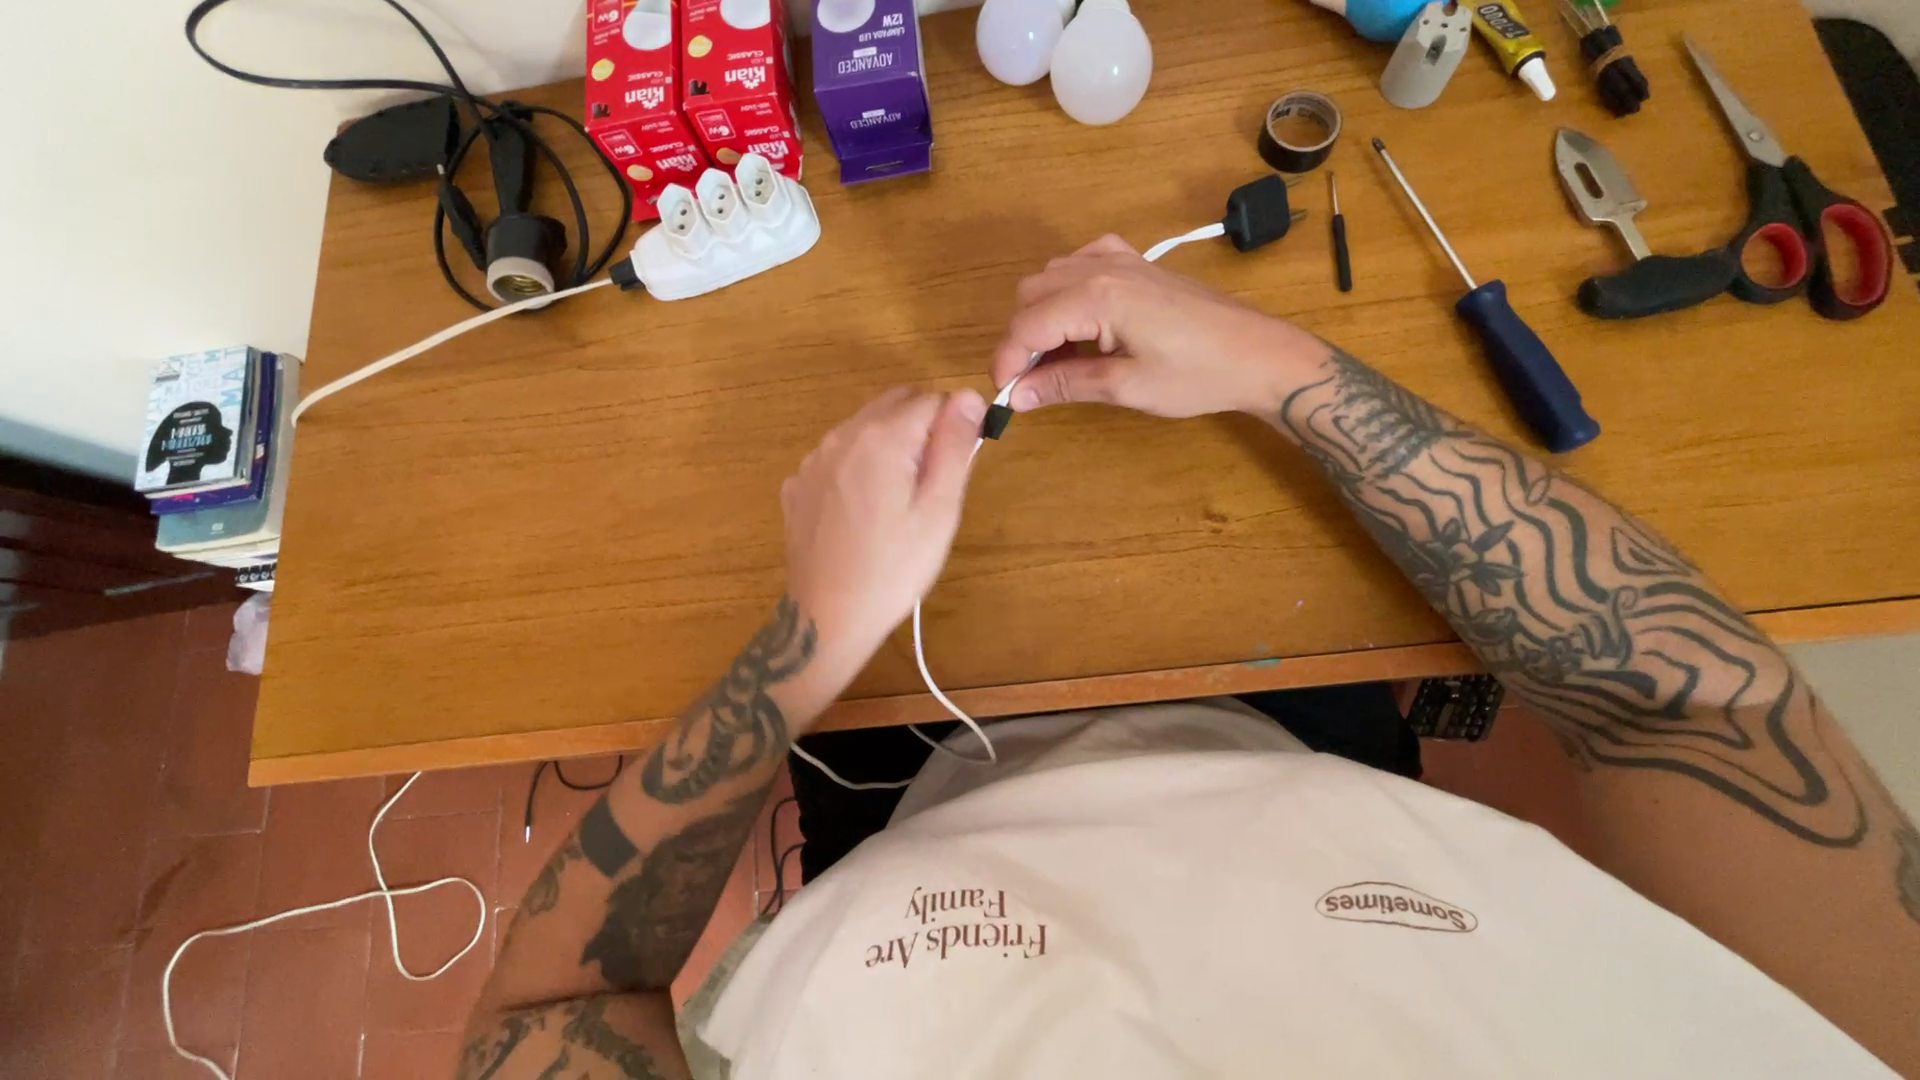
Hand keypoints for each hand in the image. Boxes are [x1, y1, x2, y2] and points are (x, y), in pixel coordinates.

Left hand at [781, 387, 986, 686]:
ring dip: (888, 446)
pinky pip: (838, 457)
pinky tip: (862, 513)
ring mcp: (813, 460)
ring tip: (896, 504)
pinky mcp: (797, 485)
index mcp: (882, 437)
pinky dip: (857, 468)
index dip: (954, 427)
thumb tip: (968, 395)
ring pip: (864, 428)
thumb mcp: (939, 510)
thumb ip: (954, 445)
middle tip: (930, 486)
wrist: (829, 616)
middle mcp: (842, 435)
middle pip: (895, 404)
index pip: (933, 399)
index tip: (957, 467)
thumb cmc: (895, 568)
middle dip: (921, 429)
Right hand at [989, 235, 1324, 417]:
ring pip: (1050, 277)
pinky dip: (1066, 292)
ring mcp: (1120, 259)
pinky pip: (1080, 264)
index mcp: (1097, 296)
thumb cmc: (1196, 376)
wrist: (1256, 354)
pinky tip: (1083, 322)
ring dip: (1042, 317)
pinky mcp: (1135, 263)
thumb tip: (1017, 396)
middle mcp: (1101, 267)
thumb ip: (1065, 384)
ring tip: (1062, 360)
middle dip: (1022, 340)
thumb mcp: (1126, 387)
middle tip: (1034, 382)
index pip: (1027, 325)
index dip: (1007, 362)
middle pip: (1030, 295)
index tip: (1005, 396)